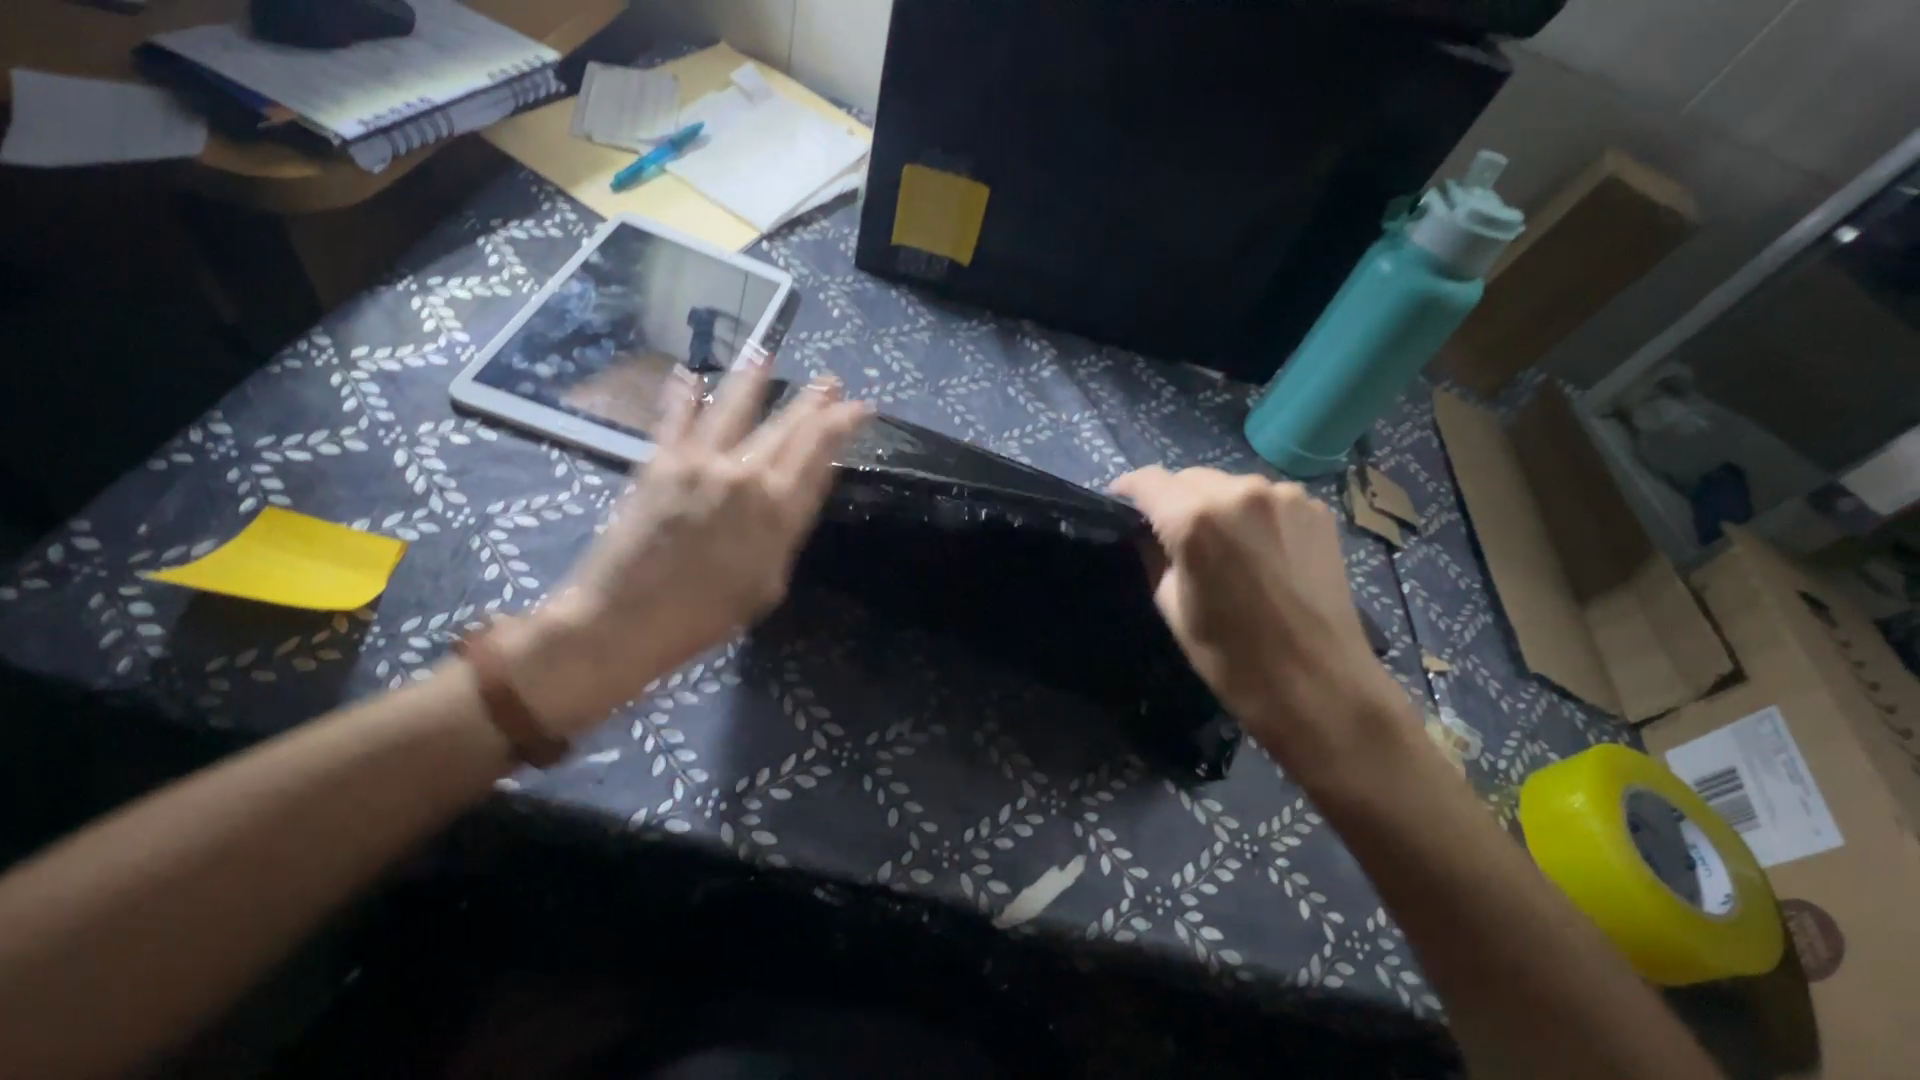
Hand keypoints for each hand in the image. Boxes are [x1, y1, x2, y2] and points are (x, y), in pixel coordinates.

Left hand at [501, 357, 870, 734]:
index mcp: (778, 512)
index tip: (859, 407)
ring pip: (735, 408)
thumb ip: (785, 534)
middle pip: (786, 427)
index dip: (842, 424)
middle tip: (830, 381)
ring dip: (754, 378)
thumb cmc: (704, 618)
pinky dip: (684, 395)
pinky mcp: (659, 462)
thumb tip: (796, 494)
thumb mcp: (766, 585)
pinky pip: (677, 418)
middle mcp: (744, 476)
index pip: (819, 452)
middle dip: (813, 401)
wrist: (624, 620)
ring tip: (767, 352)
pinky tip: (689, 375)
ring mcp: (699, 463)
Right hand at [1111, 466, 1414, 777]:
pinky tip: (1260, 550)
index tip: (1120, 505)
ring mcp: (1285, 497)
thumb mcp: (1172, 607)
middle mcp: (1240, 492)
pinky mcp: (1316, 510)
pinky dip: (1253, 515)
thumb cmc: (1233, 657)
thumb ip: (1155, 557)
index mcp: (1195, 520)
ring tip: (1221, 544)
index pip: (1148, 481)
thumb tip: (1149, 533)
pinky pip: (1269, 499)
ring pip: (1231, 485)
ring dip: (1216, 504)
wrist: (1319, 683)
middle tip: (1170, 533)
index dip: (1128, 489)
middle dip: (1173, 499)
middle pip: (1190, 478)